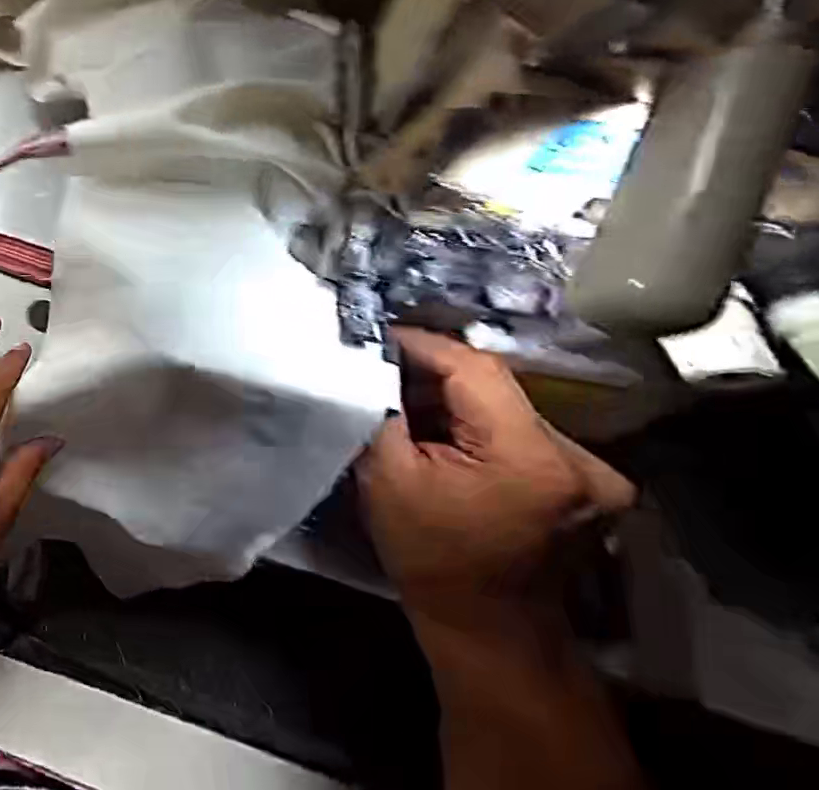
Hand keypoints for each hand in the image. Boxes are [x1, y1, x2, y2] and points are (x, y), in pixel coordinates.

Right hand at [359, 327, 635, 631]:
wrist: (487, 625)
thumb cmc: (428, 553)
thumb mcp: (386, 475)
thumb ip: (381, 412)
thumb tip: (367, 365)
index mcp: (533, 458)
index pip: (475, 370)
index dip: (420, 345)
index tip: (373, 334)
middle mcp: (580, 457)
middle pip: (494, 386)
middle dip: (430, 371)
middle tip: (375, 365)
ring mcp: (592, 471)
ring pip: (505, 405)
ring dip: (450, 396)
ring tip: (398, 394)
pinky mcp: (584, 481)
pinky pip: (517, 427)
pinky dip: (472, 420)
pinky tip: (436, 427)